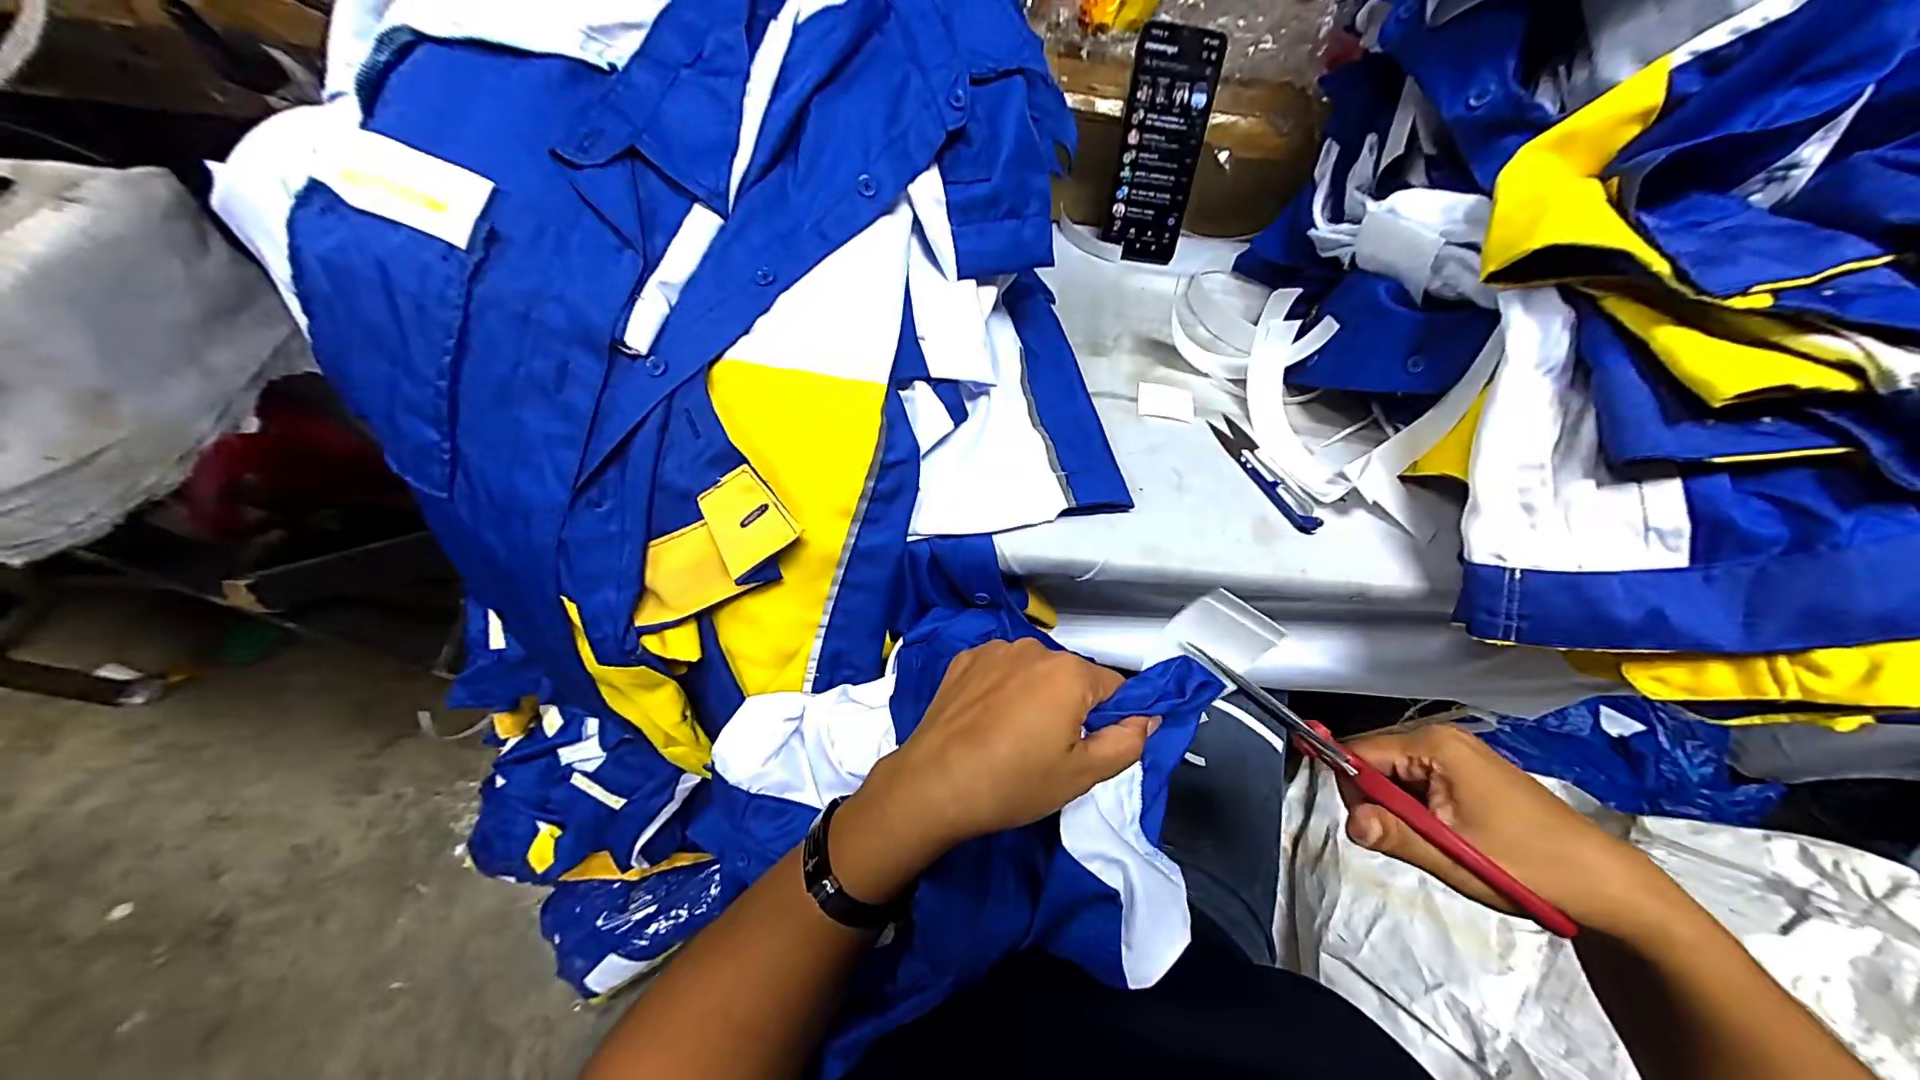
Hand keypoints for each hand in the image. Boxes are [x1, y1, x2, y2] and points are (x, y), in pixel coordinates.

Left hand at [828, 639, 1155, 904]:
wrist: (932, 784)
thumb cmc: (1011, 783)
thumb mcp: (1082, 775)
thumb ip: (1127, 742)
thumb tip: (1146, 718)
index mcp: (1070, 673)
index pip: (1116, 688)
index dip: (1112, 720)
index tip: (1091, 747)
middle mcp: (1034, 649)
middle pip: (1073, 676)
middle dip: (1072, 706)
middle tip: (1050, 748)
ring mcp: (995, 650)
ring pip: (1035, 671)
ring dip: (1036, 694)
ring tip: (1013, 736)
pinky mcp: (965, 658)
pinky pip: (1001, 669)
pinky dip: (1003, 687)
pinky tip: (988, 720)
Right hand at [1336, 725, 1683, 937]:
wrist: (1605, 884)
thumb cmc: (1530, 866)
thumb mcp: (1453, 855)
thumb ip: (1393, 834)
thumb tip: (1349, 821)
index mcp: (1433, 745)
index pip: (1357, 753)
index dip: (1354, 790)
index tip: (1372, 827)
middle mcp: (1440, 738)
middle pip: (1372, 761)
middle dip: (1378, 801)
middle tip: (1411, 839)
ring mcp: (1456, 752)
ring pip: (1392, 774)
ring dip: (1399, 808)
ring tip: (1435, 839)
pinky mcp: (1466, 769)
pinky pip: (1415, 780)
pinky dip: (1418, 808)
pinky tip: (1444, 832)